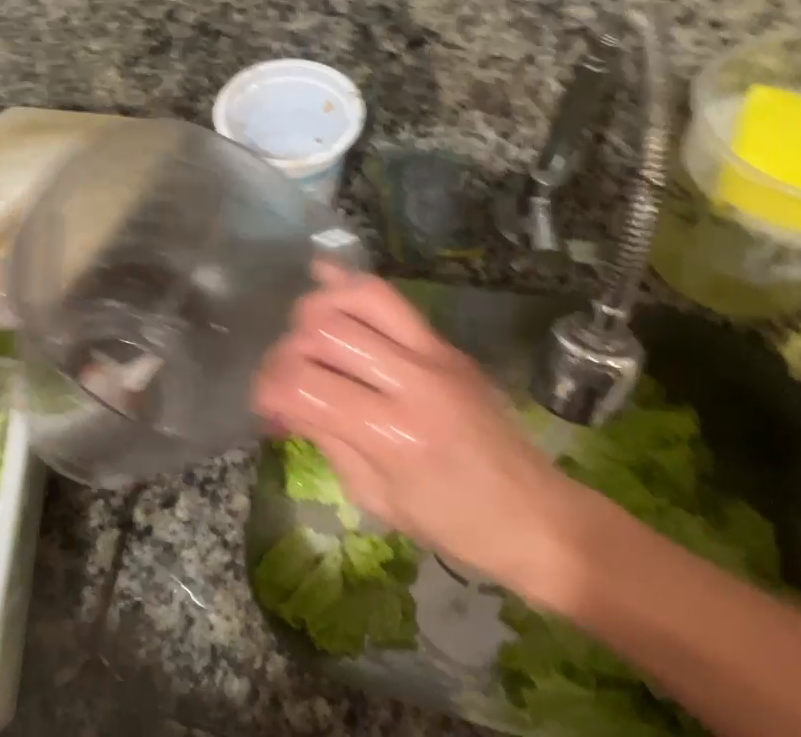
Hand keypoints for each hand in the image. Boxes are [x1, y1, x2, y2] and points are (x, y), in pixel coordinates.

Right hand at [255, 265, 582, 588]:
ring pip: (359, 297)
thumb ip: (326, 437)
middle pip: (324, 332)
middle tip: (283, 379)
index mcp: (392, 434)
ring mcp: (435, 354)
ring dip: (316, 309)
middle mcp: (413, 381)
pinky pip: (392, 299)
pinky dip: (349, 286)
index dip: (267, 389)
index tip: (263, 406)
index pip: (304, 385)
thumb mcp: (375, 496)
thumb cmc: (453, 525)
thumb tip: (282, 401)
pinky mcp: (446, 345)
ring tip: (304, 335)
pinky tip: (322, 276)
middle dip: (285, 353)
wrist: (536, 515)